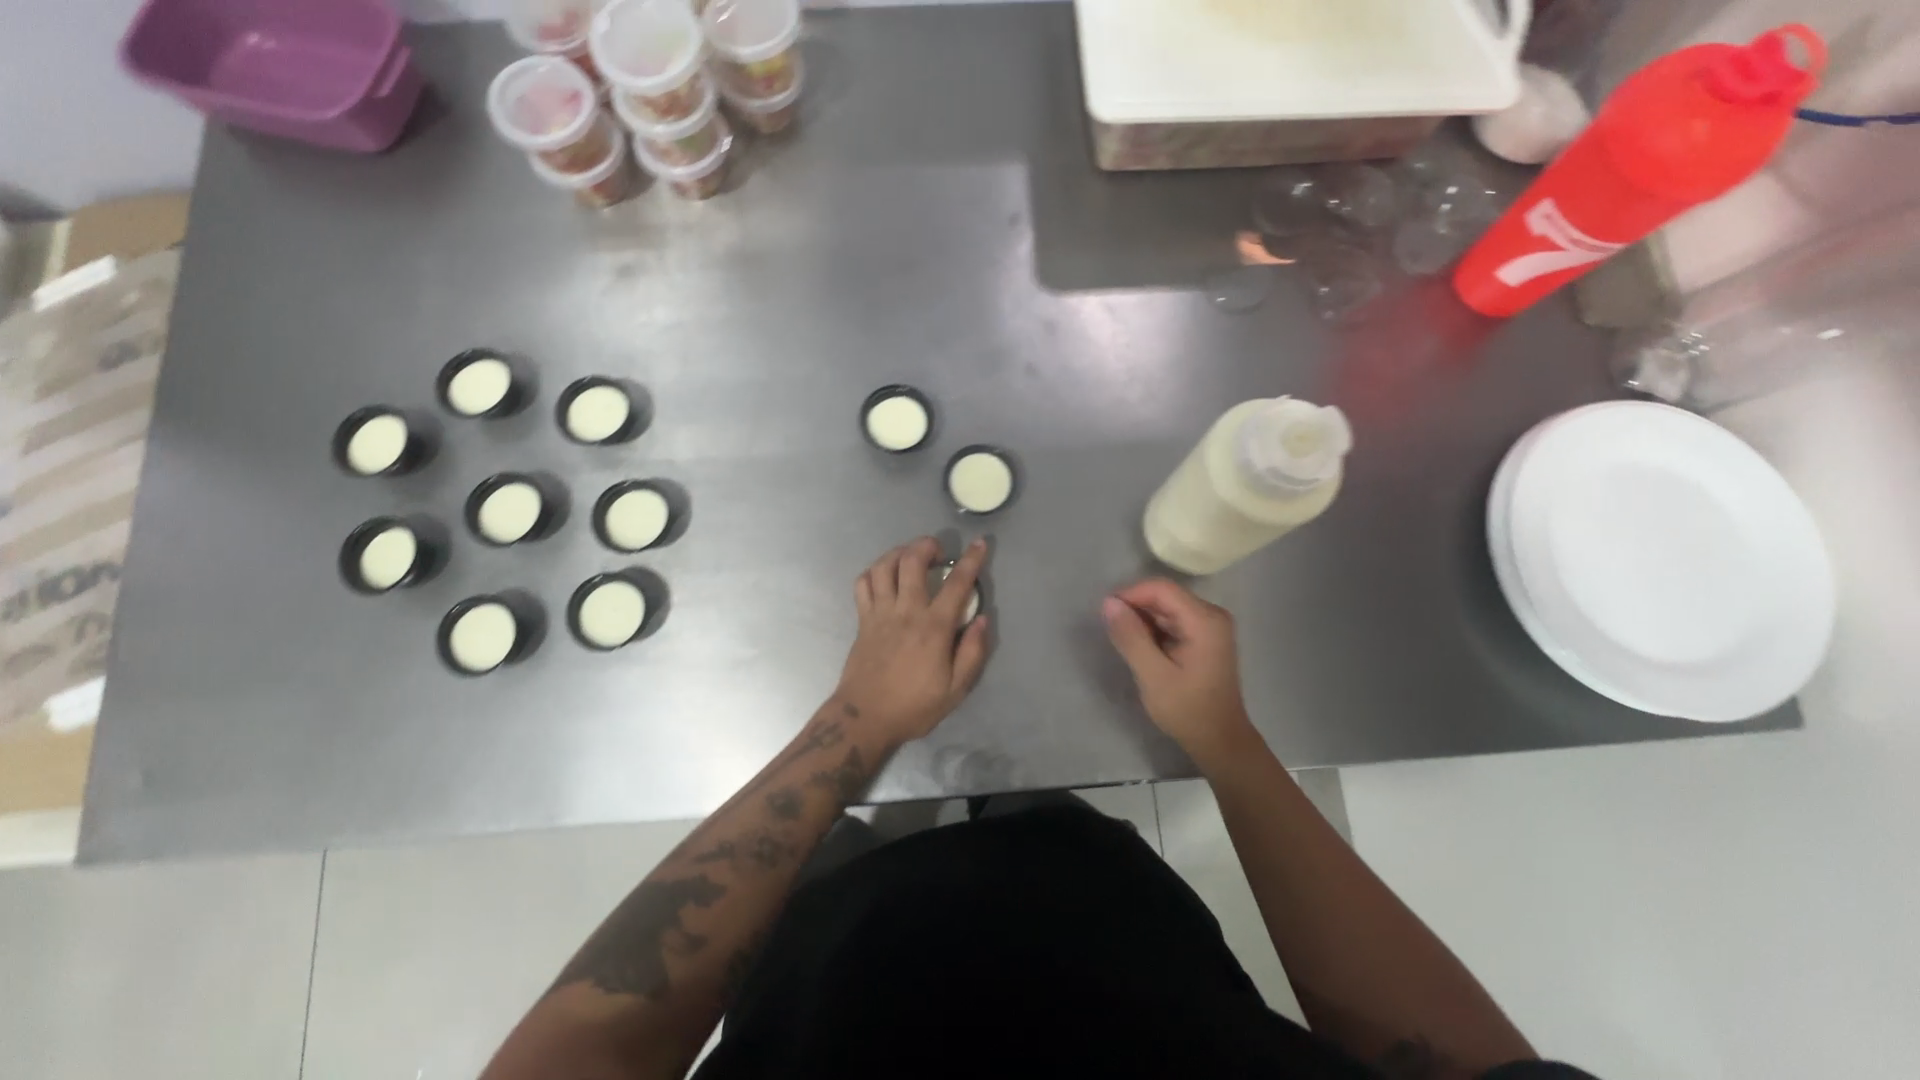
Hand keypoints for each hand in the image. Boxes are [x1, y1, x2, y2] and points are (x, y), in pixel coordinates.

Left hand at [835, 537, 990, 741]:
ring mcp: (879, 613)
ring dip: (899, 553)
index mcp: (934, 628)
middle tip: (938, 551)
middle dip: (927, 545)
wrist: (865, 717)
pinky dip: (874, 572)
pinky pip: (863, 583)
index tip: (980, 544)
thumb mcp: (956, 689)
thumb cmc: (914, 706)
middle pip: (912, 561)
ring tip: (911, 557)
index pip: (956, 584)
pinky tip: (885, 577)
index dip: (971, 560)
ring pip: (884, 566)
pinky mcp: (862, 620)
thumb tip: (982, 619)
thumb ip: (973, 652)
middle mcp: (906, 612)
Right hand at [1102, 579, 1254, 758]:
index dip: (1130, 595)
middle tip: (1115, 636)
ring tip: (1128, 647)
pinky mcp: (1205, 637)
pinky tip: (1145, 652)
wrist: (1219, 740)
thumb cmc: (1187, 710)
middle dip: (1135, 610)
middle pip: (1164, 596)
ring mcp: (1211, 625)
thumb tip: (1108, 603)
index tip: (1106, 615)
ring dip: (1143, 622)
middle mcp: (1211, 614)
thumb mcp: (1153, 675)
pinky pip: (1173, 621)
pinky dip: (1154, 631)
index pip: (1161, 589)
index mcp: (1205, 620)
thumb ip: (1131, 637)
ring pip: (1166, 609)